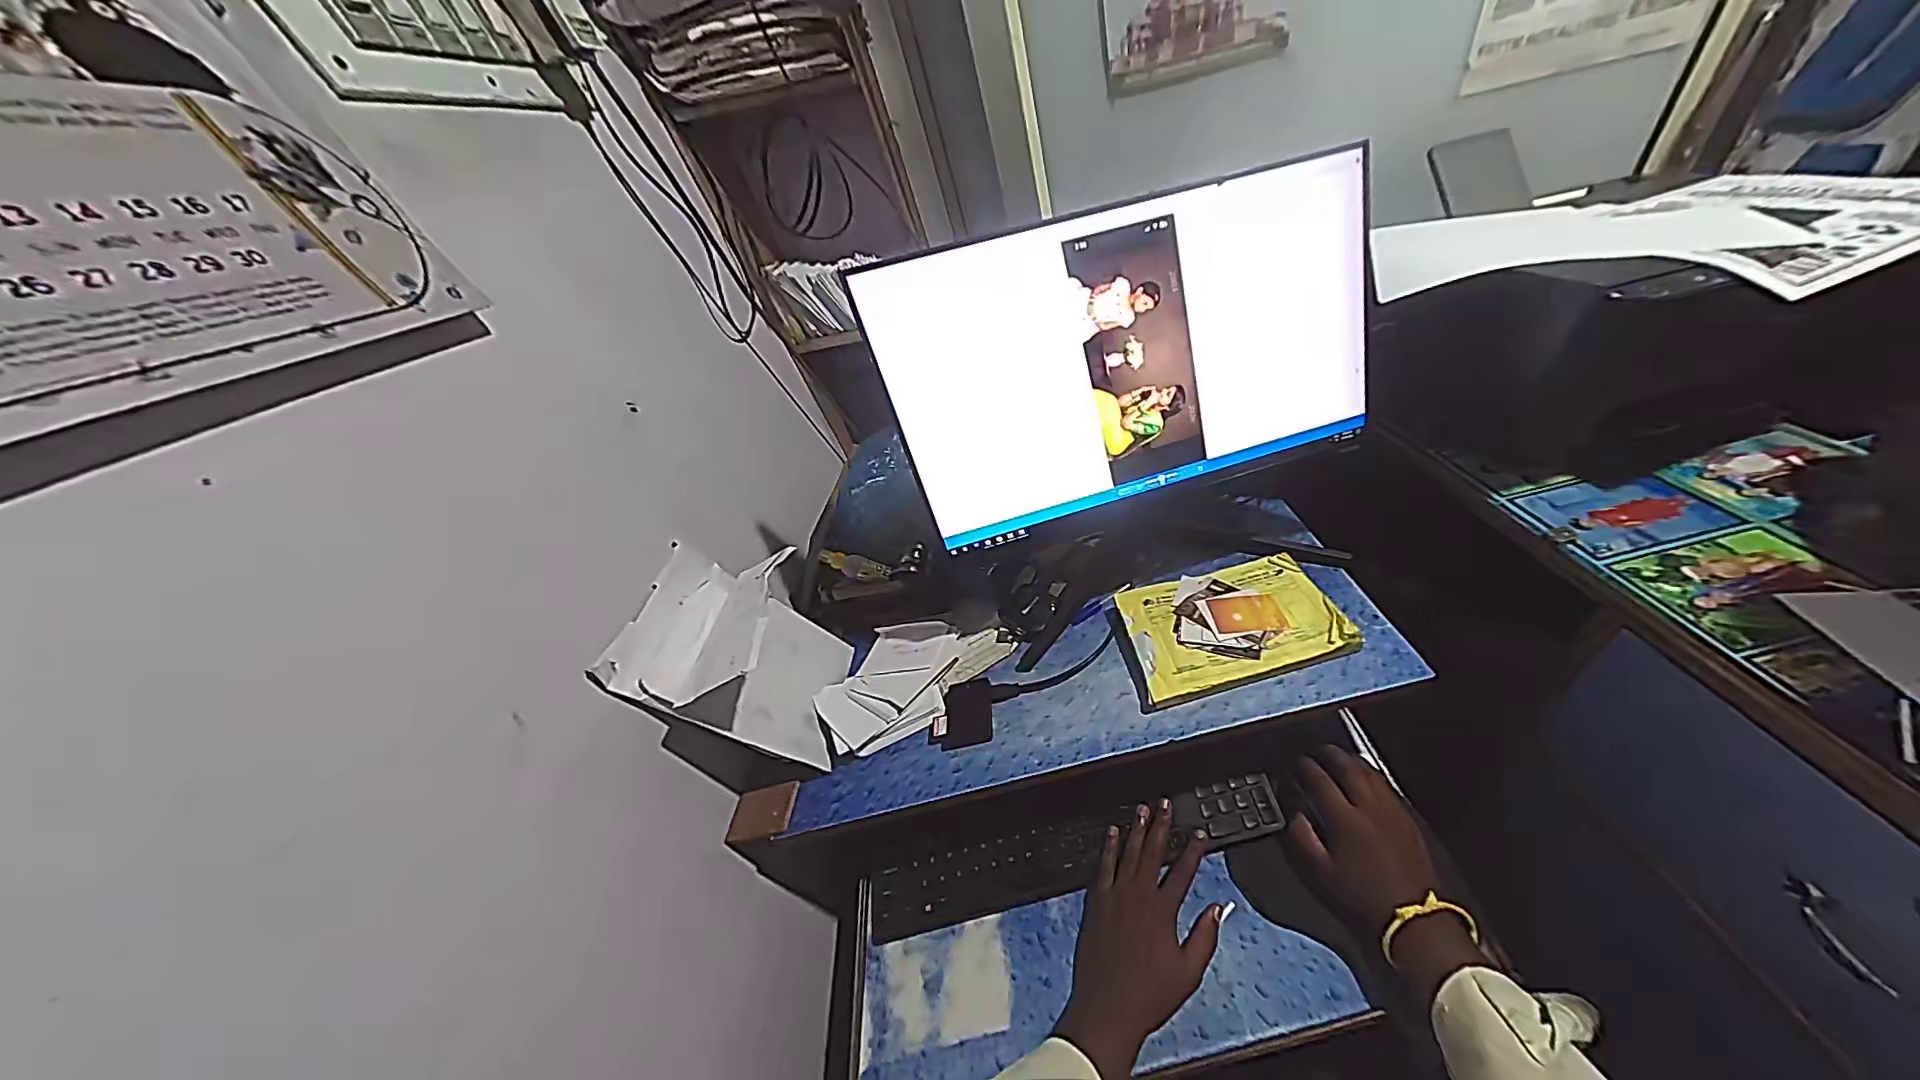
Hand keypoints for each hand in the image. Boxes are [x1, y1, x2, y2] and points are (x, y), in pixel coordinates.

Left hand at [1054, 800, 1225, 1077]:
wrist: (1107, 1008)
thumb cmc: (1149, 995)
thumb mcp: (1189, 971)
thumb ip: (1205, 936)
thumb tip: (1217, 908)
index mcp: (1163, 912)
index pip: (1183, 871)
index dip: (1193, 849)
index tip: (1199, 833)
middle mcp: (1138, 897)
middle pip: (1152, 852)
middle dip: (1161, 826)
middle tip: (1164, 804)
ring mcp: (1114, 897)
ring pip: (1126, 853)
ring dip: (1135, 829)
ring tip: (1141, 809)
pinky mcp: (1095, 902)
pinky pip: (1102, 866)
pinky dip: (1107, 848)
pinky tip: (1111, 833)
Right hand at [1284, 746, 1483, 1000]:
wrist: (1413, 917)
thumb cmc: (1364, 897)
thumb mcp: (1321, 871)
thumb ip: (1302, 837)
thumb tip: (1294, 814)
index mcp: (1344, 819)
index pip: (1319, 780)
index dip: (1304, 768)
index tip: (1296, 764)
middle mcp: (1369, 808)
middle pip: (1347, 767)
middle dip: (1328, 755)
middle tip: (1316, 752)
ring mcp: (1392, 812)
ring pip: (1370, 772)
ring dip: (1351, 760)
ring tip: (1339, 757)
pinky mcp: (1408, 819)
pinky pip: (1387, 785)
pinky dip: (1371, 774)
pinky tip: (1366, 776)